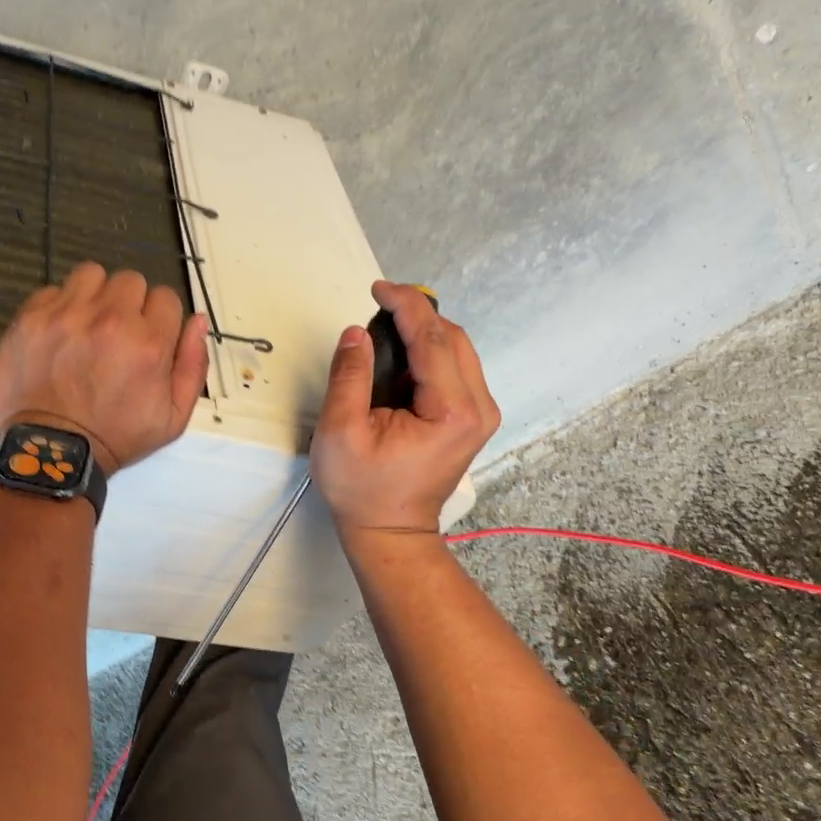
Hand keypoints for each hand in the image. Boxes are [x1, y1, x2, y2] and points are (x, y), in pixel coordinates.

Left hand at [0, 263, 209, 474]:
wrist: (50, 453)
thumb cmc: (114, 439)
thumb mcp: (172, 420)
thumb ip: (193, 367)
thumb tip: (197, 321)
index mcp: (148, 343)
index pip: (166, 298)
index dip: (158, 320)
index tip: (144, 342)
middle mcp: (109, 320)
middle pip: (130, 281)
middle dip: (128, 305)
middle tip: (115, 336)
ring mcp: (66, 315)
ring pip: (91, 275)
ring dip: (94, 295)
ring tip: (87, 326)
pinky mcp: (31, 318)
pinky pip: (53, 290)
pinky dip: (59, 307)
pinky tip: (59, 334)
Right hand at [310, 280, 499, 533]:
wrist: (388, 532)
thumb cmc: (361, 490)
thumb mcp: (340, 432)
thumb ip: (349, 377)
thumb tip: (356, 334)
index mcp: (451, 410)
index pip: (433, 339)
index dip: (406, 305)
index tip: (378, 288)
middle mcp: (478, 407)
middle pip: (453, 339)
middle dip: (417, 314)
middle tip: (378, 305)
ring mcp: (480, 414)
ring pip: (458, 351)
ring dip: (424, 332)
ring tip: (384, 328)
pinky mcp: (470, 420)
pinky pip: (455, 370)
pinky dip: (429, 353)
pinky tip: (400, 355)